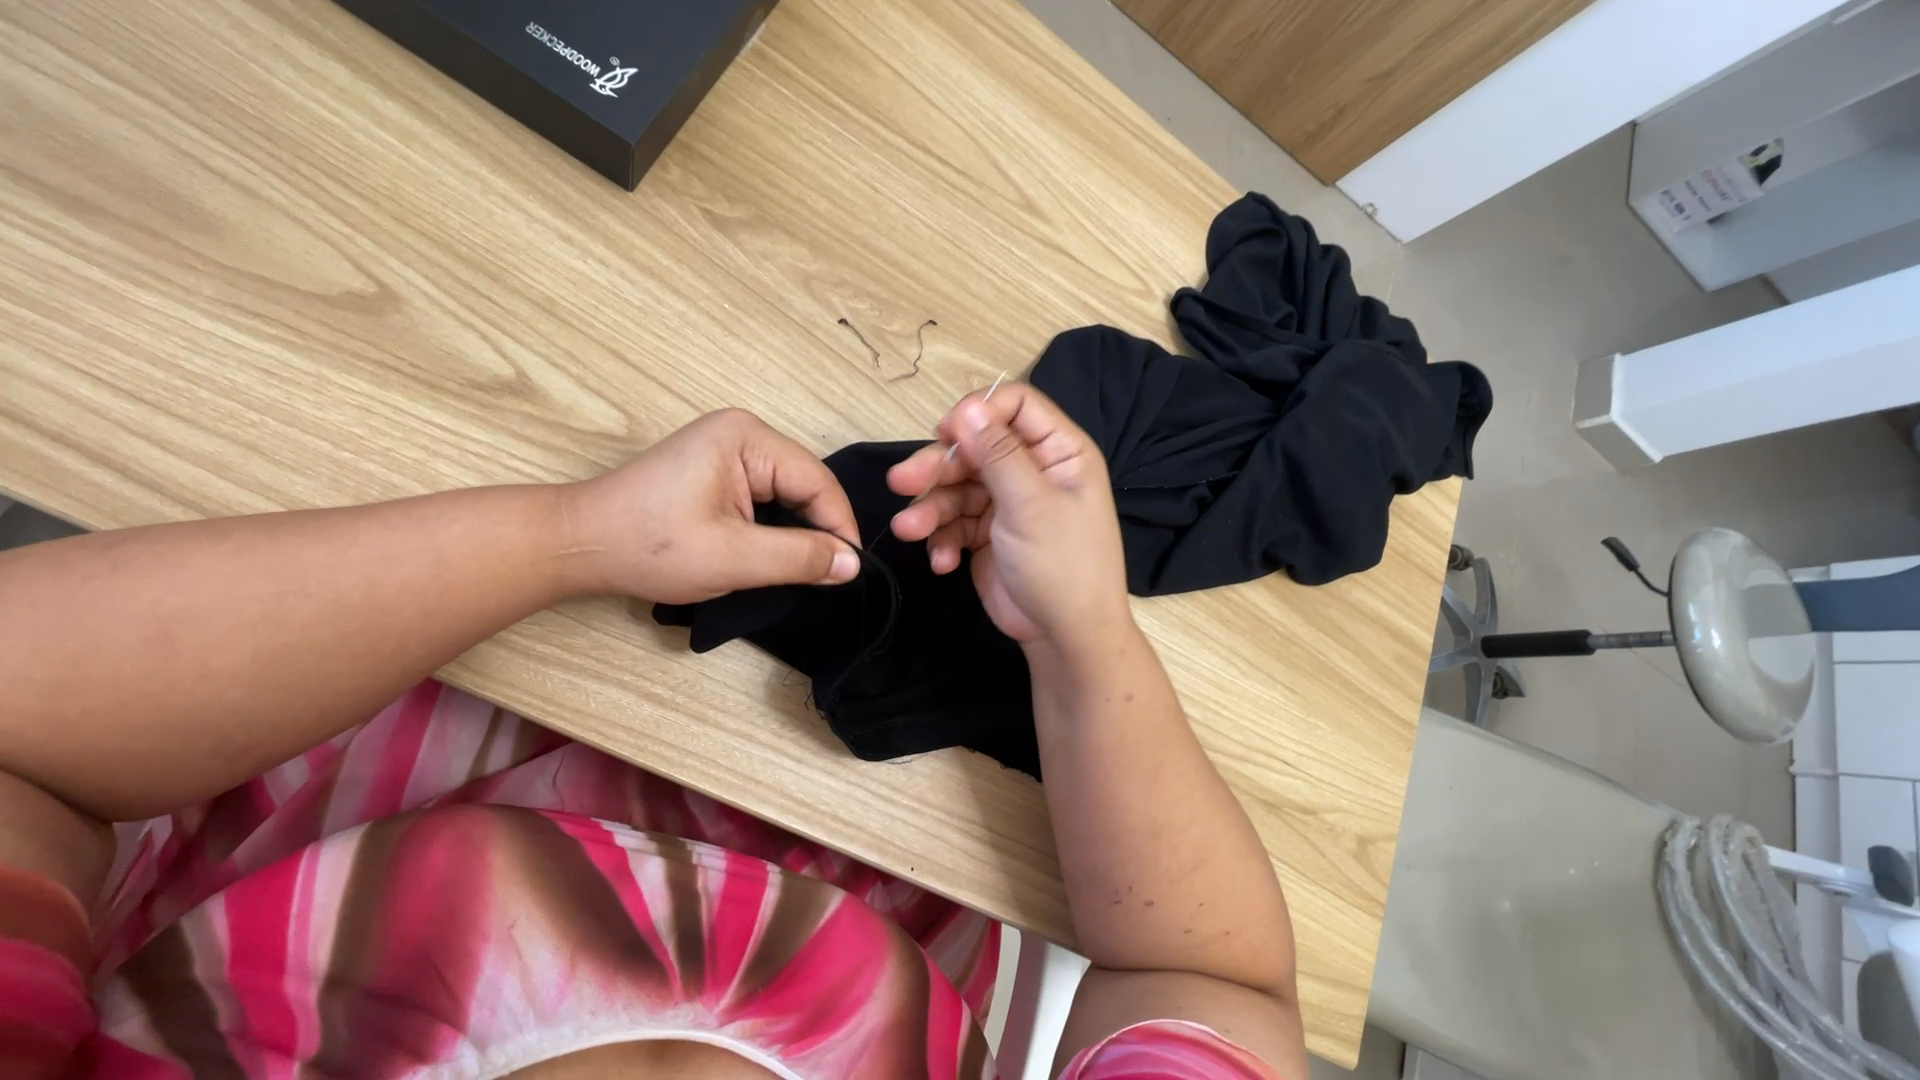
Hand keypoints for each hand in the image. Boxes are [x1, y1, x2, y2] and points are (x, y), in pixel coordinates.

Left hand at [560, 409, 860, 603]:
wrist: (579, 544)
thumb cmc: (647, 546)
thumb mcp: (732, 559)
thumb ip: (799, 559)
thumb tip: (852, 564)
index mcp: (746, 438)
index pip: (817, 481)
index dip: (839, 527)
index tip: (849, 572)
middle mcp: (742, 433)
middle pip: (805, 485)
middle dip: (818, 529)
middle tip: (829, 576)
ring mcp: (728, 450)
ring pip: (787, 494)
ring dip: (797, 531)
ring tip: (804, 569)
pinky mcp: (717, 470)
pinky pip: (766, 498)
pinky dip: (775, 528)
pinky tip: (774, 555)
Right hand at [887, 383, 1130, 647]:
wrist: (1066, 637)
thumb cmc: (1063, 565)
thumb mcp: (1030, 505)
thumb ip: (998, 453)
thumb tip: (967, 407)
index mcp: (1059, 453)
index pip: (1016, 406)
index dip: (978, 413)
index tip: (945, 432)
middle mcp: (1033, 471)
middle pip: (975, 448)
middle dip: (938, 467)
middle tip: (899, 481)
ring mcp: (1008, 504)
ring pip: (957, 488)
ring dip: (931, 509)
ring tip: (909, 530)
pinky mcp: (987, 536)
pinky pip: (954, 523)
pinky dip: (942, 540)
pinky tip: (943, 563)